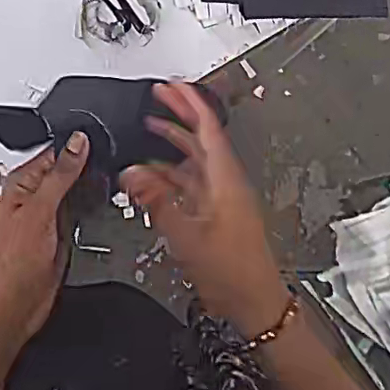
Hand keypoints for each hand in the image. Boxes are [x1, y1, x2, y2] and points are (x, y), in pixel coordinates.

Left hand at [0, 133, 87, 339]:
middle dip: (87, 169)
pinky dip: (91, 210)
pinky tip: (100, 207)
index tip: (99, 143)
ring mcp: (48, 216)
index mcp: (22, 183)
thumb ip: (61, 174)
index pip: (54, 151)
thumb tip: (77, 142)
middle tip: (108, 166)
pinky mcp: (60, 234)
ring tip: (107, 186)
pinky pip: (80, 213)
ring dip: (91, 190)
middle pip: (67, 171)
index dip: (77, 147)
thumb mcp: (40, 210)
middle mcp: (34, 197)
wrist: (14, 309)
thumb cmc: (11, 264)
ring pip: (76, 192)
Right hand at [120, 83, 289, 337]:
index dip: (190, 102)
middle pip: (201, 136)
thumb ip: (157, 202)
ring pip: (195, 157)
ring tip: (151, 126)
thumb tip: (133, 174)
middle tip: (160, 95)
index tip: (173, 85)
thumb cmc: (234, 273)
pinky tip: (153, 174)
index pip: (207, 127)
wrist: (255, 303)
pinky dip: (171, 171)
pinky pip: (191, 180)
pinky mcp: (215, 210)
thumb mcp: (187, 236)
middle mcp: (225, 181)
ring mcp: (221, 196)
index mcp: (224, 179)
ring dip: (173, 140)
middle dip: (180, 113)